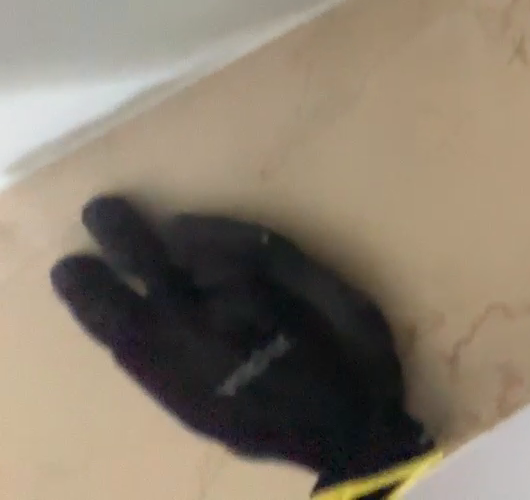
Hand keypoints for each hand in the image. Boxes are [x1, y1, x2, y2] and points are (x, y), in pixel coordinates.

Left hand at [51, 196, 432, 488]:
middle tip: (104, 207)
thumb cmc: (353, 354)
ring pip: (124, 319)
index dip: (199, 233)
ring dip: (94, 291)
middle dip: (130, 242)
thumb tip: (241, 248)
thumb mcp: (345, 299)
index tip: (178, 218)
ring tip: (70, 266)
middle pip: (160, 276)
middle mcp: (209, 331)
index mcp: (257, 302)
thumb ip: (292, 268)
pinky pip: (127, 352)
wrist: (339, 429)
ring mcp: (180, 365)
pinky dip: (106, 328)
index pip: (214, 255)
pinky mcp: (166, 392)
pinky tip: (93, 312)